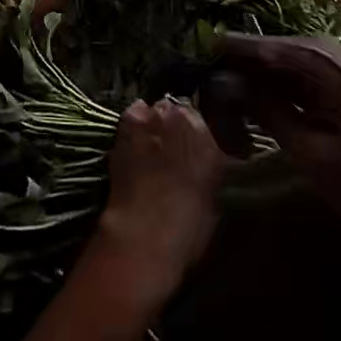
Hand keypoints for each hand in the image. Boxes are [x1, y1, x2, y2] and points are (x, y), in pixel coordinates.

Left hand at [101, 99, 224, 274]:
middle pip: (177, 112)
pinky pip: (134, 113)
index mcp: (212, 141)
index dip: (193, 139)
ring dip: (153, 124)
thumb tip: (201, 168)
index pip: (202, 125)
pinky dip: (135, 124)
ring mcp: (155, 116)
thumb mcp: (212, 198)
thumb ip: (208, 172)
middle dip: (173, 127)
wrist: (146, 230)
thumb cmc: (188, 225)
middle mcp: (185, 118)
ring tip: (148, 145)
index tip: (188, 152)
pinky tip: (132, 140)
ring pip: (154, 111)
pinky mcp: (129, 122)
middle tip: (168, 149)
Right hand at [203, 35, 340, 241]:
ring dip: (251, 90)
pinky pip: (291, 80)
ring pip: (274, 67)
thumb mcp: (316, 157)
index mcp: (317, 60)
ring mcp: (331, 67)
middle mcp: (322, 52)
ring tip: (227, 121)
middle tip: (209, 111)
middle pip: (260, 53)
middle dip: (232, 78)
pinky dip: (272, 98)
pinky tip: (256, 121)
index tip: (189, 73)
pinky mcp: (337, 85)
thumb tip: (226, 85)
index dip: (217, 58)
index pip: (250, 46)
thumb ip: (269, 115)